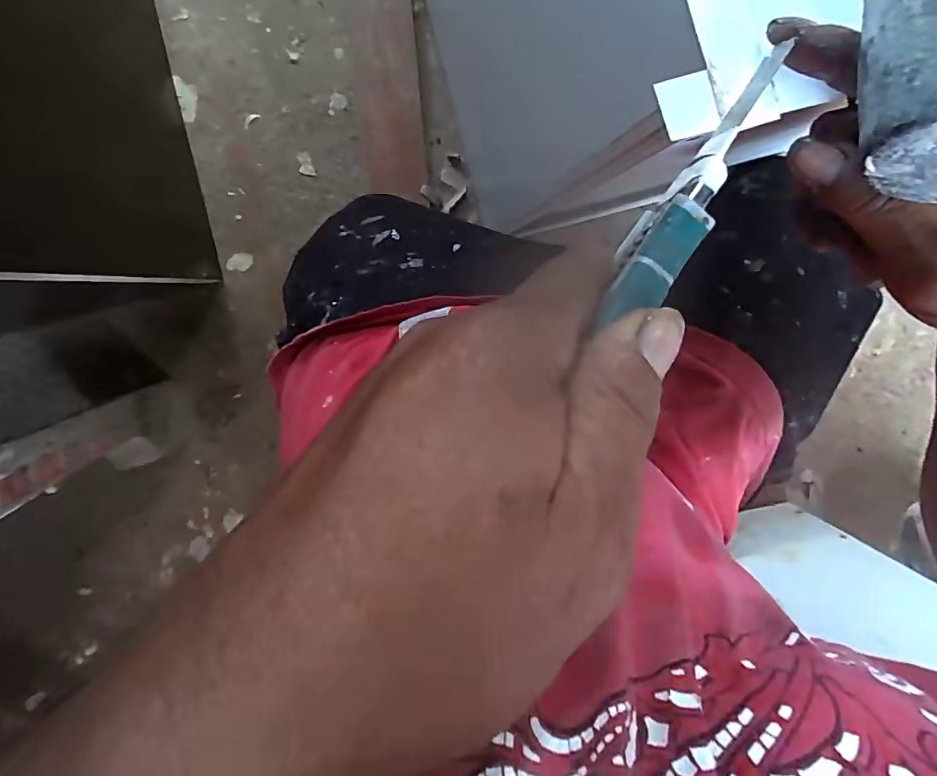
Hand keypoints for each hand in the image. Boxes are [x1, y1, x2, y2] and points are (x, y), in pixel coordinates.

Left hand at [249, 249, 683, 770]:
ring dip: (518, 419)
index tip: (649, 355)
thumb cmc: (458, 602)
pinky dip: (469, 439)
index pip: (576, 278)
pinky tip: (466, 510)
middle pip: (528, 331)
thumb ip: (618, 407)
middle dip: (570, 379)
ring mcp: (384, 379)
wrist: (287, 659)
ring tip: (528, 508)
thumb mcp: (580, 524)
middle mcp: (432, 342)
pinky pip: (438, 403)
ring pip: (483, 373)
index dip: (623, 295)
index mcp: (496, 347)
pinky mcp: (355, 420)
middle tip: (593, 473)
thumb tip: (649, 318)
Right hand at [769, 18, 936, 349]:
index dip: (847, 50)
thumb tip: (800, 150)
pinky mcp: (906, 190)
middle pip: (862, 110)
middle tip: (814, 199)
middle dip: (823, 153)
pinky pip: (839, 186)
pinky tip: (842, 248)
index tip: (783, 40)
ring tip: (835, 243)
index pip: (918, 65)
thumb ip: (872, 203)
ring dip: (821, 198)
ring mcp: (928, 163)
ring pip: (839, 153)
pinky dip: (826, 215)